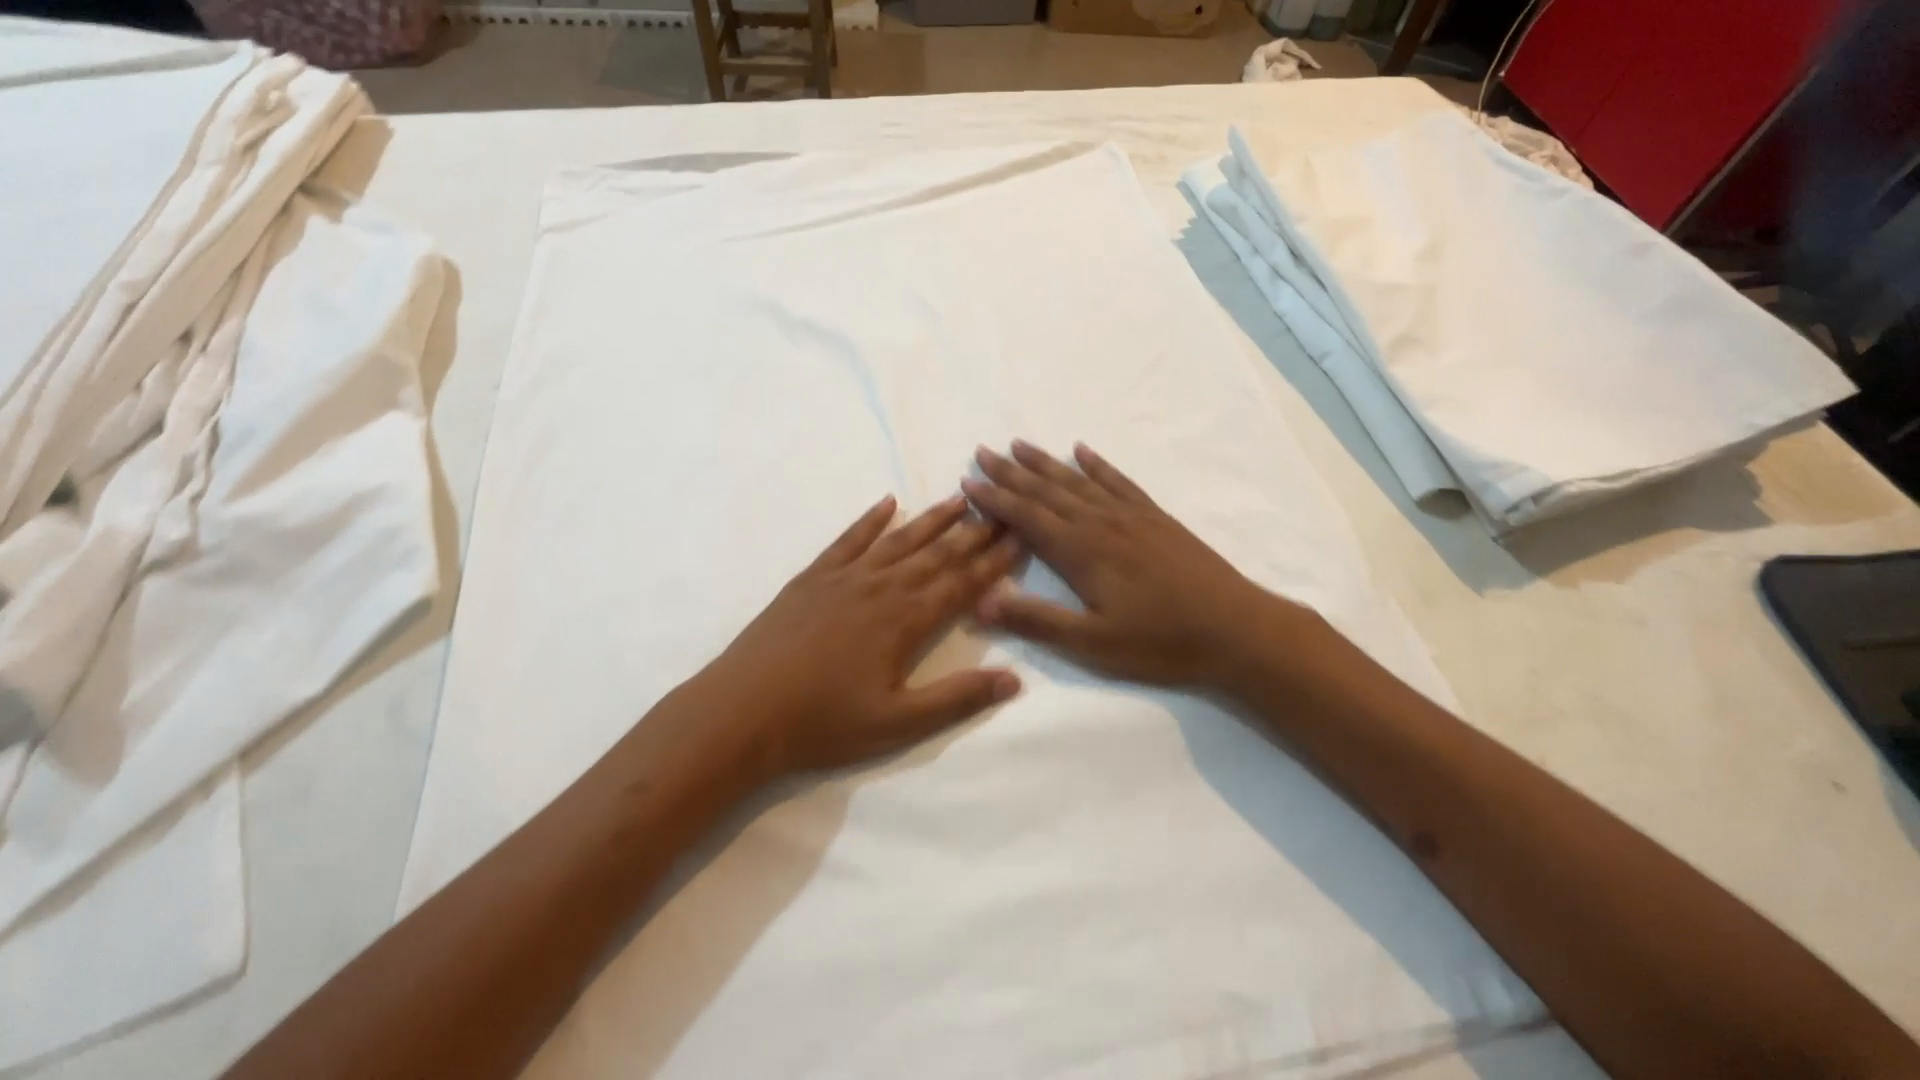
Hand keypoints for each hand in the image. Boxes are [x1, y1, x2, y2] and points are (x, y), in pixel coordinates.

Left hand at [701, 494, 1022, 777]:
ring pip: (897, 540)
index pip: (961, 583)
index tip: (1021, 537)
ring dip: (930, 520)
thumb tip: (1014, 679)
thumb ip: (956, 699)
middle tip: (1002, 508)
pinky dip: (869, 520)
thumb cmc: (823, 723)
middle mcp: (880, 588)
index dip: (994, 562)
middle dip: (973, 533)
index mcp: (905, 620)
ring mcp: (843, 578)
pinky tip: (886, 504)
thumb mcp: (898, 723)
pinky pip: (848, 540)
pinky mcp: (811, 579)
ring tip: (958, 498)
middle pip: (936, 554)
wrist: (742, 711)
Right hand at [962, 441, 1313, 687]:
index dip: (995, 499)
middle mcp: (1102, 524)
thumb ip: (1037, 620)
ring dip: (1047, 463)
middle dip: (1012, 472)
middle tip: (983, 450)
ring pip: (1079, 481)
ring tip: (1020, 445)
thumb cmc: (1161, 643)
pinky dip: (1099, 465)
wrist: (1236, 629)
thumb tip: (980, 599)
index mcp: (1082, 553)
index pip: (1027, 517)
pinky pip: (1120, 482)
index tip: (967, 481)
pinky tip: (1085, 451)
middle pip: (1048, 491)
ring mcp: (1132, 517)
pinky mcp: (1157, 519)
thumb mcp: (1093, 643)